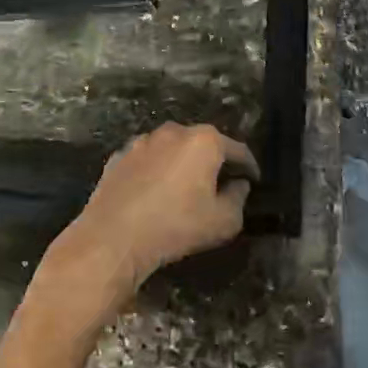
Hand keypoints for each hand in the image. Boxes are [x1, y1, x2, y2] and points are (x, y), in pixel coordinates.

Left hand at [35, 123, 258, 319]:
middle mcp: (173, 131)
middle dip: (214, 162)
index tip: (253, 182)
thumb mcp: (223, 221)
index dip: (249, 167)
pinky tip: (154, 193)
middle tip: (220, 185)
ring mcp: (142, 141)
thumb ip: (238, 198)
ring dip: (182, 164)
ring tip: (184, 190)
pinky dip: (155, 171)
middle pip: (203, 143)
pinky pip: (147, 160)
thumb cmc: (176, 226)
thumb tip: (238, 185)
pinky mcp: (119, 156)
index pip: (238, 150)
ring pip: (172, 149)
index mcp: (204, 141)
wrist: (114, 236)